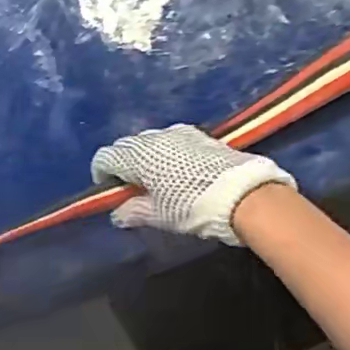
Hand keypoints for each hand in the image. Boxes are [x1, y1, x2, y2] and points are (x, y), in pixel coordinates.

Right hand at [90, 124, 295, 245]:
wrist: (248, 197)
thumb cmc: (192, 206)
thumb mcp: (156, 215)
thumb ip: (131, 211)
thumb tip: (118, 213)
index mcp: (136, 156)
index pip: (104, 158)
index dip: (102, 175)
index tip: (112, 192)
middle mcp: (154, 139)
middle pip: (125, 146)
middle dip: (123, 164)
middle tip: (134, 186)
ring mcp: (179, 134)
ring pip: (149, 141)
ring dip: (146, 156)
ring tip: (158, 177)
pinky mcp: (202, 136)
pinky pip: (173, 139)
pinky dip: (168, 152)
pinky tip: (180, 169)